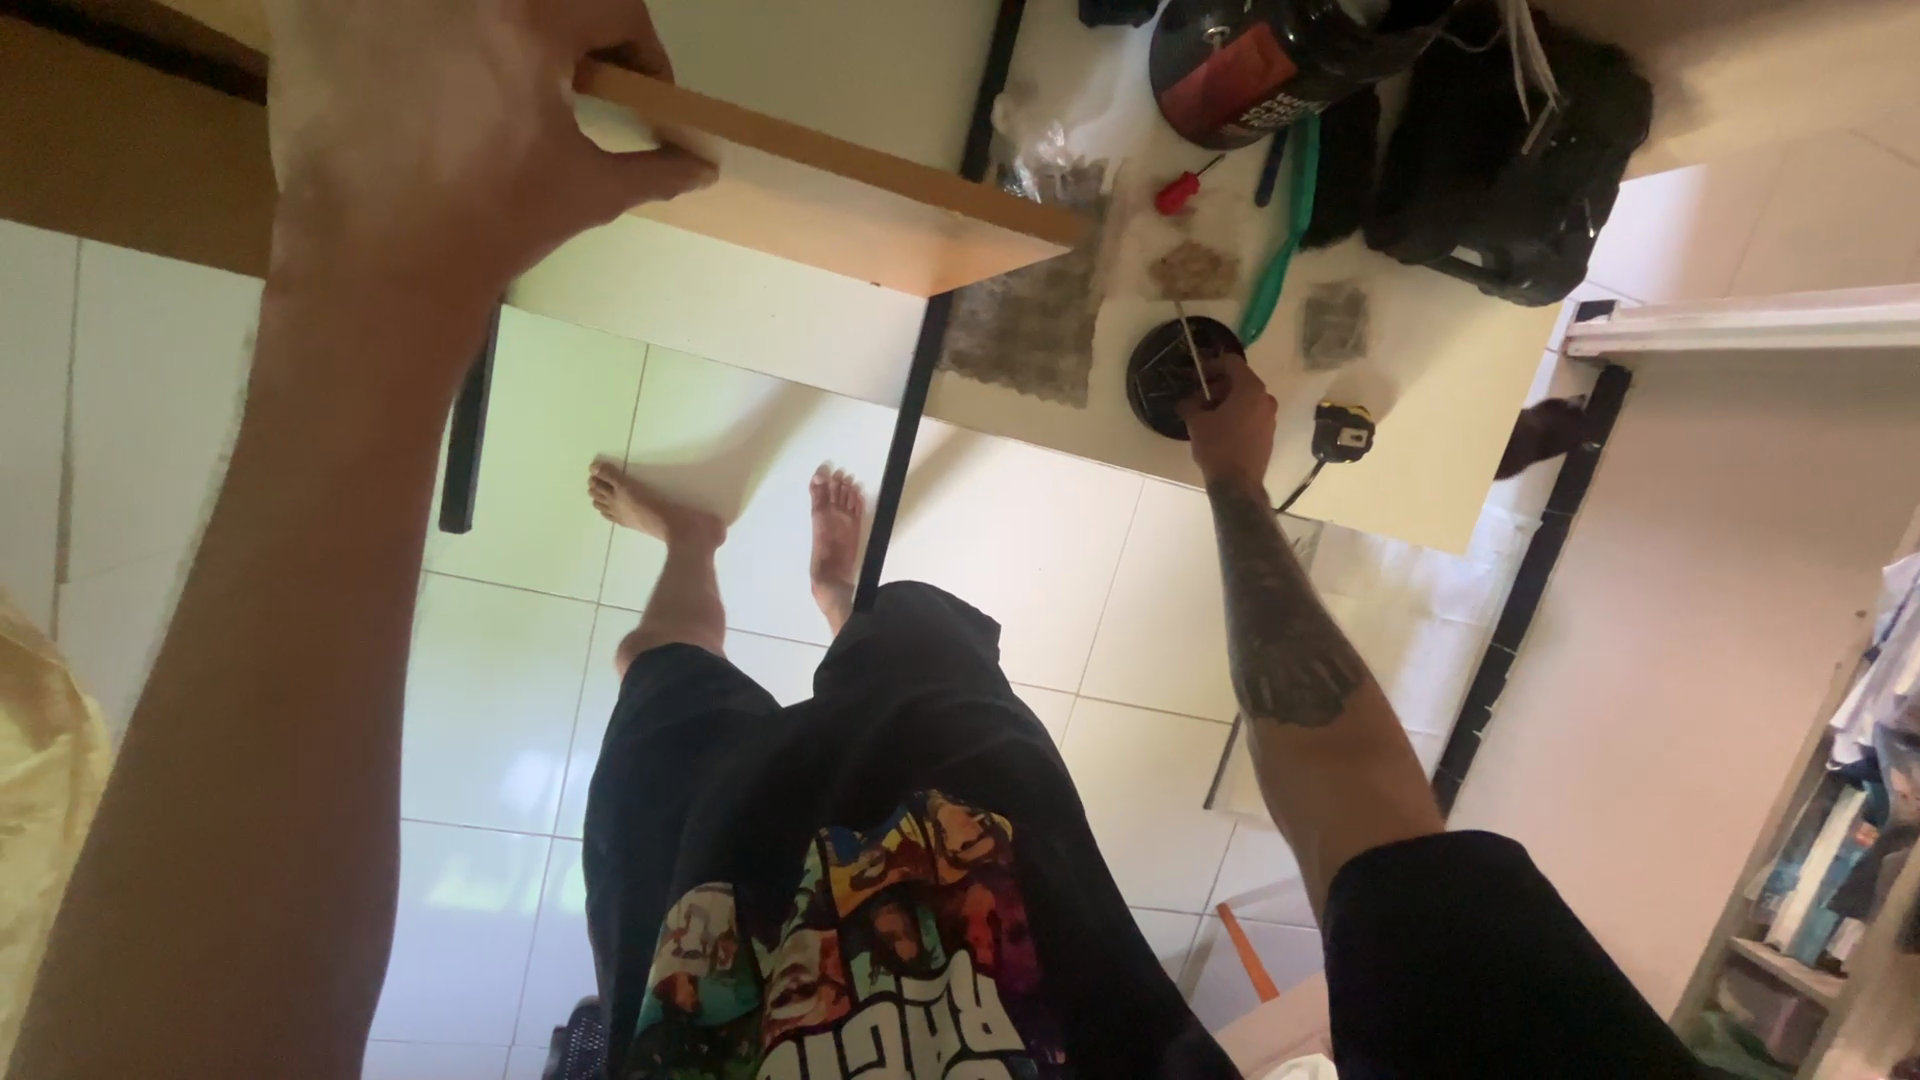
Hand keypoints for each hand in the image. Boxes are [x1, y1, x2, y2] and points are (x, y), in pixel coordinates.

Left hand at [263, 0, 714, 304]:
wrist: (380, 251)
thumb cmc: (497, 221)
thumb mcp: (588, 194)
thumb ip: (653, 171)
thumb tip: (702, 167)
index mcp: (527, 20)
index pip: (616, 2)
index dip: (643, 47)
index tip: (639, 86)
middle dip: (572, 30)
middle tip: (571, 76)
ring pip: (471, 2)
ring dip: (497, 28)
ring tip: (494, 76)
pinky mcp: (316, 1)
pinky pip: (386, 3)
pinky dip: (414, 28)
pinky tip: (421, 72)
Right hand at [1180, 354, 1277, 493]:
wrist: (1238, 482)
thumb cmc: (1217, 446)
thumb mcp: (1196, 422)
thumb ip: (1190, 405)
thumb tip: (1186, 401)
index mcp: (1250, 389)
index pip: (1232, 363)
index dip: (1212, 365)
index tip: (1197, 375)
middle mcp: (1265, 398)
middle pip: (1240, 381)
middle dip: (1217, 386)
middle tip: (1198, 398)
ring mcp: (1269, 416)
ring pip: (1245, 399)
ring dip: (1225, 401)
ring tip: (1206, 414)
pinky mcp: (1268, 432)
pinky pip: (1250, 414)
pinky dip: (1235, 414)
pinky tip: (1219, 428)